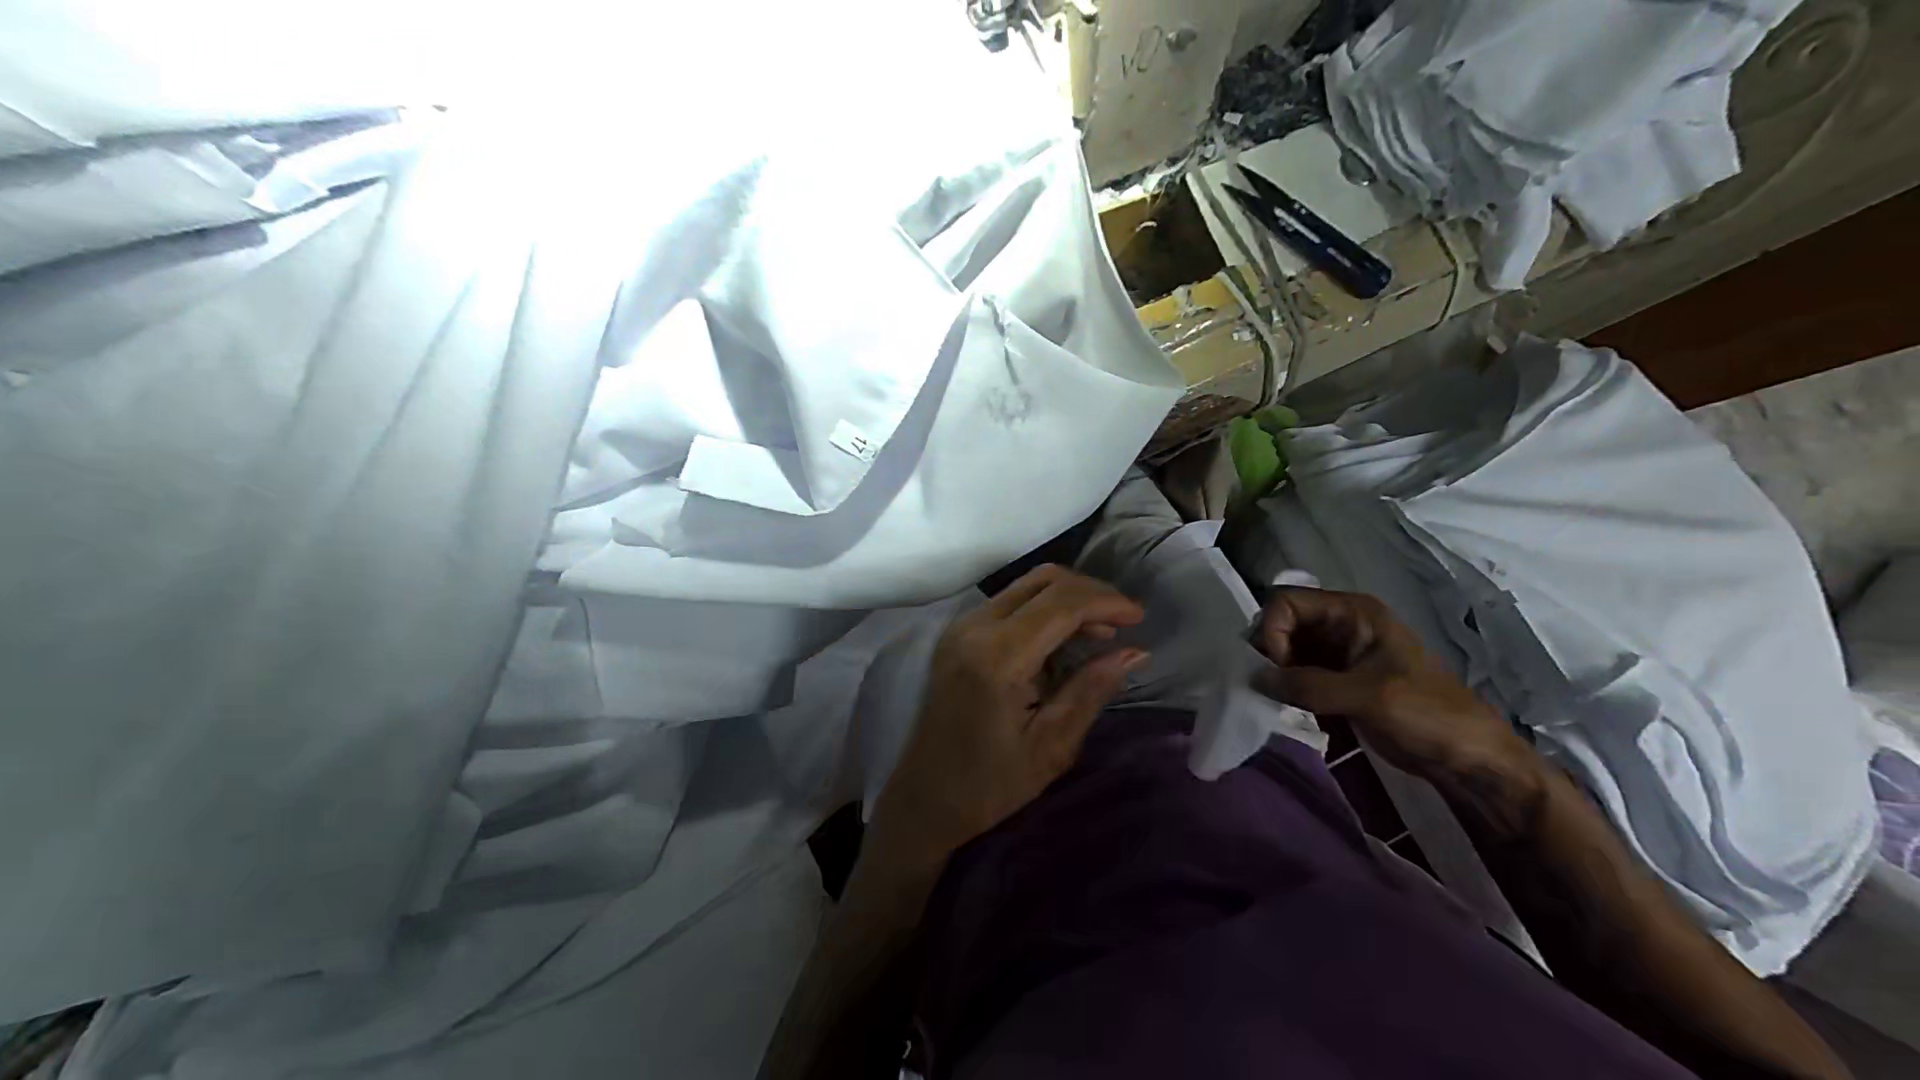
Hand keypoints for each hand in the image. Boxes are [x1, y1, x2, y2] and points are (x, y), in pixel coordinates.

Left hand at [869, 565, 1149, 863]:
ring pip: (1026, 586)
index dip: (1107, 602)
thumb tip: (1135, 652)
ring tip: (1102, 633)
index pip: (1062, 603)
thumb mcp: (1051, 746)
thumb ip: (1091, 691)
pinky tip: (1066, 638)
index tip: (1140, 618)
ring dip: (1068, 598)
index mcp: (997, 657)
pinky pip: (1010, 602)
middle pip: (1044, 581)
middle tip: (1123, 623)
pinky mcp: (957, 634)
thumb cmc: (989, 785)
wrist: (925, 797)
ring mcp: (961, 627)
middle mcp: (974, 628)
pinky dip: (1044, 608)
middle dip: (1090, 592)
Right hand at [1256, 586, 1530, 781]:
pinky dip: (1287, 690)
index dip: (1273, 631)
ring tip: (1282, 702)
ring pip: (1286, 652)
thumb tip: (1254, 680)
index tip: (1279, 669)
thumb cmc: (1428, 715)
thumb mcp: (1368, 697)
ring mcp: (1339, 654)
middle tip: (1273, 688)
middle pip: (1282, 625)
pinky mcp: (1338, 682)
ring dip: (1277, 675)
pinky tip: (1292, 709)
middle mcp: (1341, 625)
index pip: (1286, 603)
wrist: (1469, 759)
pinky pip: (1297, 675)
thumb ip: (1308, 685)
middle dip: (1270, 655)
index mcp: (1354, 613)